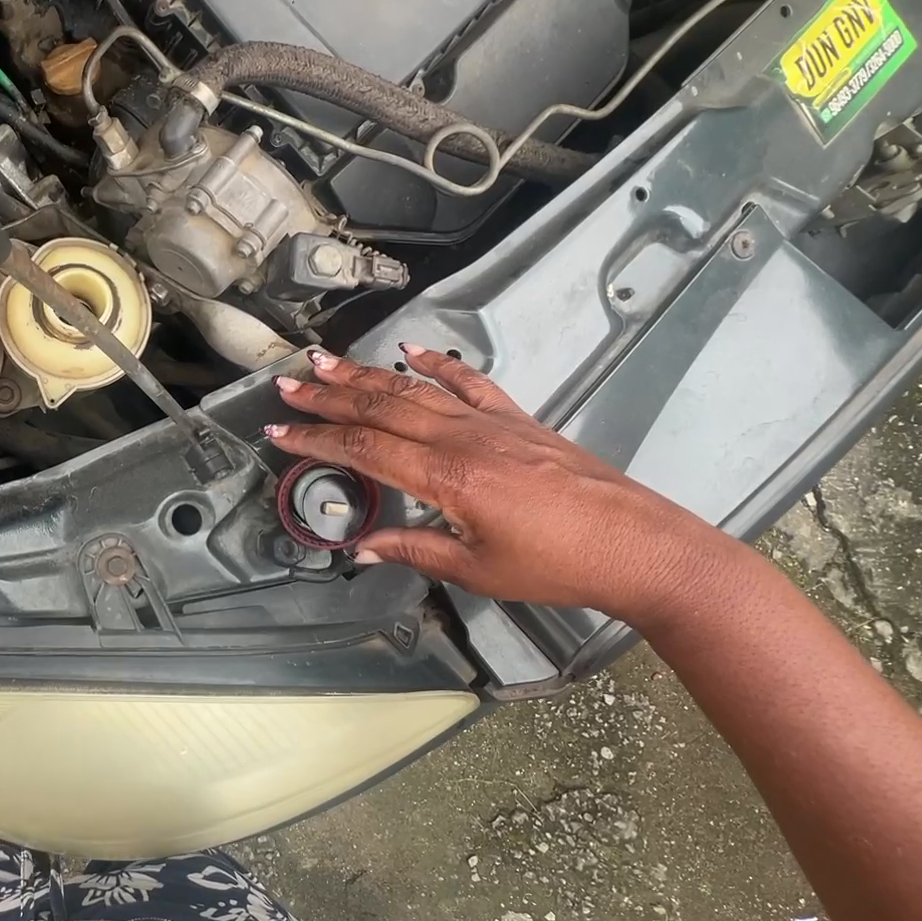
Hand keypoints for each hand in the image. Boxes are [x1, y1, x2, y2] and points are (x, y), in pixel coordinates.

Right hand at [267, 345, 759, 628]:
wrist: (641, 547)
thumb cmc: (557, 567)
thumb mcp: (476, 570)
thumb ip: (413, 551)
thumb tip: (357, 547)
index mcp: (446, 477)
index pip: (365, 448)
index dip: (317, 438)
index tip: (280, 432)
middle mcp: (461, 438)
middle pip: (380, 408)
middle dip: (327, 397)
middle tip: (286, 385)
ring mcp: (490, 421)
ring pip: (413, 389)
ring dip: (364, 374)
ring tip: (323, 360)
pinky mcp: (516, 418)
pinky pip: (469, 381)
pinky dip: (437, 361)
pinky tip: (409, 349)